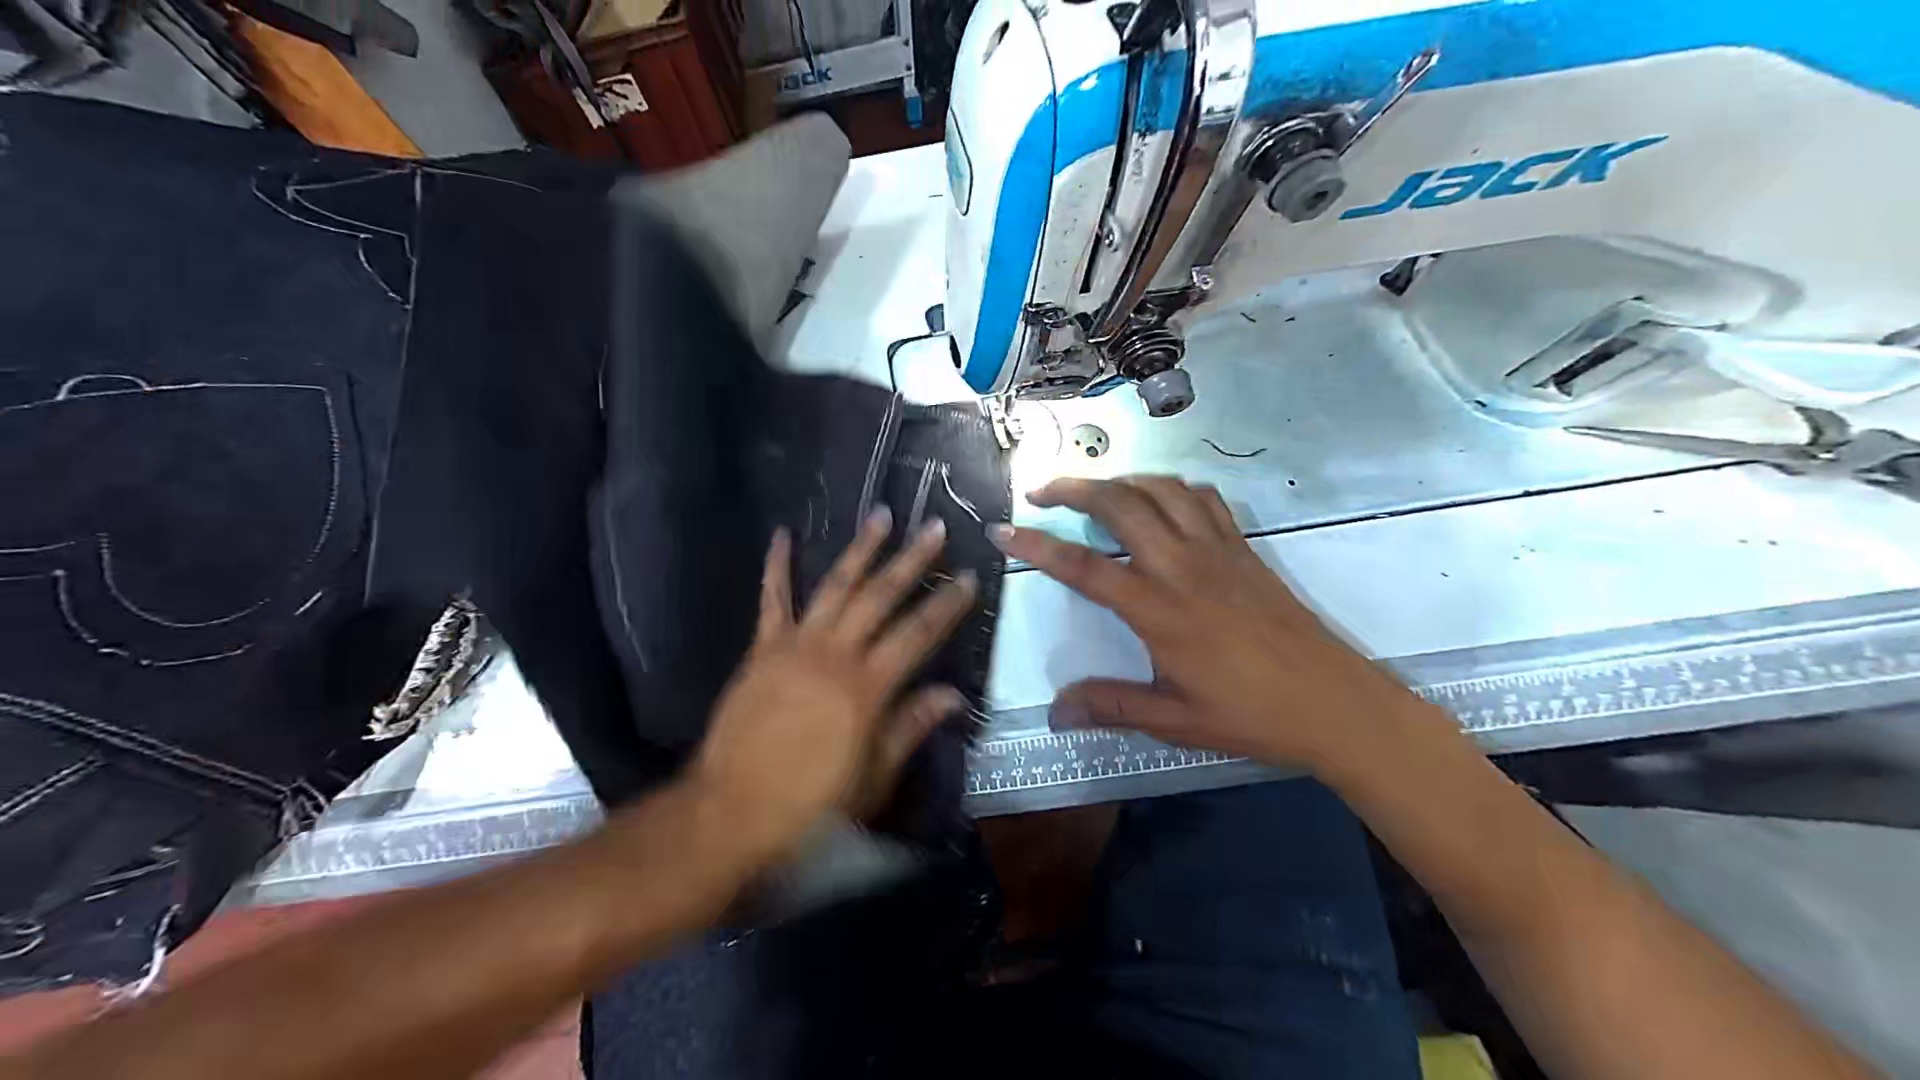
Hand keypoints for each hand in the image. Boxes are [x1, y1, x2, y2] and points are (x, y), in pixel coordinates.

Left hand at [692, 509, 977, 861]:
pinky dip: (777, 566)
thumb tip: (952, 695)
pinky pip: (772, 600)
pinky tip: (783, 535)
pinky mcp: (763, 649)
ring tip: (882, 516)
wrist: (731, 811)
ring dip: (861, 549)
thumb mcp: (873, 778)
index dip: (946, 605)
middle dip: (912, 561)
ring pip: (836, 586)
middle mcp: (836, 655)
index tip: (968, 578)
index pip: (918, 635)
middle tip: (935, 528)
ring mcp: (796, 646)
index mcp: (867, 688)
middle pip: (881, 597)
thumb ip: (910, 729)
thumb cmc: (810, 805)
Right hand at [990, 477, 1436, 773]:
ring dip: (1122, 479)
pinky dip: (1172, 488)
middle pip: (1121, 504)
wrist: (1333, 701)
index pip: (1084, 566)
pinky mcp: (1243, 549)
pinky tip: (1161, 500)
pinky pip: (1203, 500)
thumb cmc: (1250, 714)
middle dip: (1074, 487)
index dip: (1038, 545)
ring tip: (1095, 489)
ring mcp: (1217, 550)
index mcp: (1158, 609)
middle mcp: (1182, 566)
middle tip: (1041, 490)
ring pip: (1162, 490)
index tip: (1003, 529)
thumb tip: (1055, 712)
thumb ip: (1111, 706)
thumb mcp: (1174, 719)